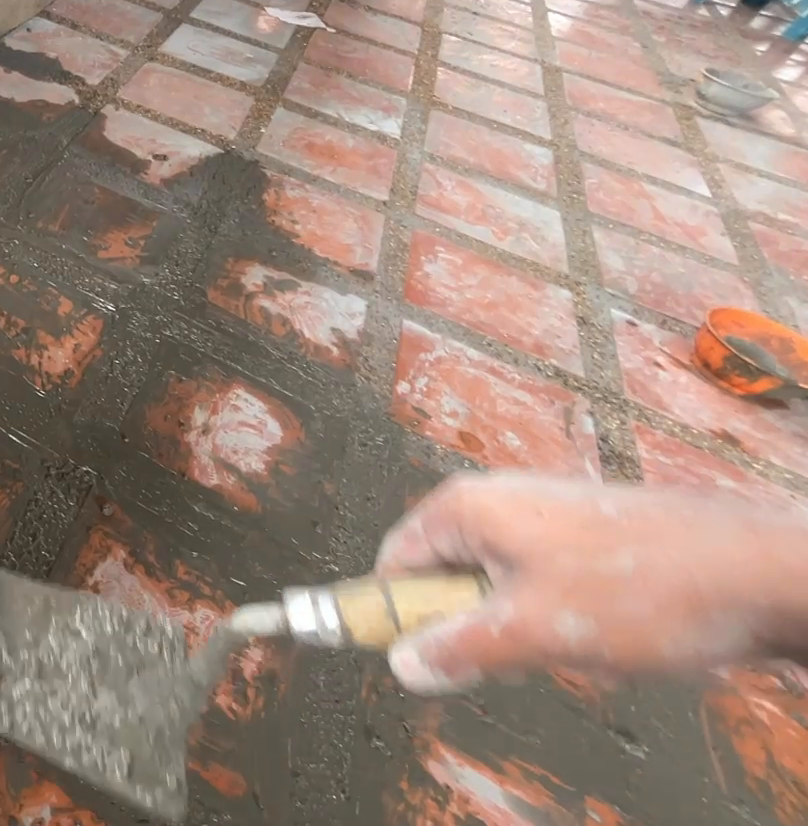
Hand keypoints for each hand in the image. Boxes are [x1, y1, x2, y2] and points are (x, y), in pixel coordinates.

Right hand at [375, 474, 807, 693]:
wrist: (775, 571)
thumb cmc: (641, 591)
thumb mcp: (534, 633)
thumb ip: (458, 650)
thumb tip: (401, 667)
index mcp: (462, 507)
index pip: (395, 560)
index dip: (398, 610)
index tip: (419, 653)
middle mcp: (491, 498)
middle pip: (445, 569)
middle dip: (472, 621)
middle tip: (511, 657)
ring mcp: (540, 509)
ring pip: (495, 577)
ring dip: (518, 620)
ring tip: (572, 646)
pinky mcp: (582, 527)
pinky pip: (538, 572)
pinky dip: (555, 608)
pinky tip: (604, 633)